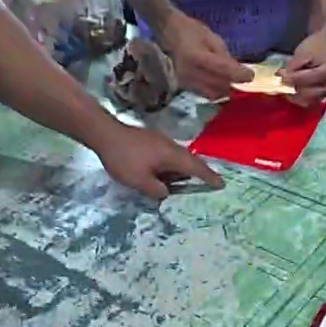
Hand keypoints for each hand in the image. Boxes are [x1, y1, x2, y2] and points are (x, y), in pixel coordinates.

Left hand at [94, 120, 223, 201]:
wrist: (105, 134)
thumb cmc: (124, 159)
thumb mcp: (139, 181)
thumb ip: (156, 190)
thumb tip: (166, 192)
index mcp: (172, 155)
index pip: (196, 168)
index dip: (209, 177)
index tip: (221, 184)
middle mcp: (170, 145)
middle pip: (189, 161)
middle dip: (197, 173)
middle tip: (204, 184)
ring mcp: (160, 140)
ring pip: (177, 157)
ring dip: (180, 170)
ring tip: (179, 184)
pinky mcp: (150, 140)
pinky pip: (166, 155)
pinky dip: (169, 166)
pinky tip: (161, 174)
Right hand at [160, 9, 251, 99]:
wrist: (168, 33)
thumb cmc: (191, 31)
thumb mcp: (212, 38)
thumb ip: (224, 56)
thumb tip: (237, 71)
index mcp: (197, 57)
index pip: (222, 69)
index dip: (238, 74)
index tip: (250, 76)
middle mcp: (190, 73)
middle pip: (218, 85)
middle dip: (232, 83)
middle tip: (241, 76)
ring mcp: (186, 82)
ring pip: (212, 93)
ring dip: (224, 88)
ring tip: (229, 79)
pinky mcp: (184, 86)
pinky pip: (204, 93)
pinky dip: (214, 89)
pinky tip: (217, 81)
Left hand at [281, 33, 325, 105]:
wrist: (325, 46)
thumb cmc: (314, 46)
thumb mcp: (302, 52)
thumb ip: (293, 66)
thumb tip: (284, 79)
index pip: (309, 78)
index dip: (293, 78)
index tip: (281, 75)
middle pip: (310, 93)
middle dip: (294, 88)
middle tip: (283, 83)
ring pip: (310, 100)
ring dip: (297, 95)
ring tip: (289, 88)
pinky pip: (312, 102)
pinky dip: (302, 98)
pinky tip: (295, 91)